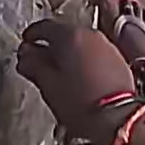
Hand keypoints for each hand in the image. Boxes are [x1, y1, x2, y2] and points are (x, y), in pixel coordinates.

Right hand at [15, 18, 135, 140]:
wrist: (118, 118)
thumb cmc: (80, 102)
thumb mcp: (48, 84)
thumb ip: (33, 64)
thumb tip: (25, 54)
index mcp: (69, 36)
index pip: (43, 26)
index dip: (31, 35)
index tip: (26, 45)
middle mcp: (88, 34)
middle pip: (63, 32)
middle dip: (49, 44)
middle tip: (39, 59)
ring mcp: (105, 45)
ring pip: (80, 42)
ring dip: (68, 51)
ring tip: (60, 70)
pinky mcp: (117, 58)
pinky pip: (94, 51)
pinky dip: (84, 58)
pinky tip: (80, 74)